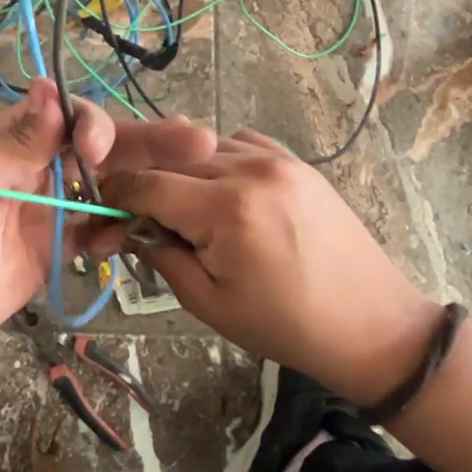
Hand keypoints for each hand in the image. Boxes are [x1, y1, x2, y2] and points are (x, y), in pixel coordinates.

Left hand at [0, 81, 215, 398]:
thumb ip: (12, 142)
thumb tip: (51, 90)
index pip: (59, 116)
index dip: (90, 124)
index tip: (98, 149)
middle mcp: (25, 168)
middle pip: (92, 149)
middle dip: (141, 144)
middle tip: (199, 139)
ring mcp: (40, 211)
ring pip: (101, 188)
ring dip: (144, 183)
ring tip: (197, 177)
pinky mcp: (48, 250)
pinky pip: (93, 231)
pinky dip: (120, 228)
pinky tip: (148, 228)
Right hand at [96, 130, 440, 404]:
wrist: (373, 327)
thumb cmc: (285, 325)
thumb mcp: (207, 302)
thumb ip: (160, 255)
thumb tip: (130, 229)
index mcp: (226, 209)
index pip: (146, 184)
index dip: (114, 195)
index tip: (98, 209)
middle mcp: (249, 170)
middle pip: (170, 163)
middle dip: (144, 187)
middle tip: (135, 218)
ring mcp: (278, 161)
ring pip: (202, 150)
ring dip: (181, 174)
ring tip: (181, 211)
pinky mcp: (297, 164)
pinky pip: (239, 145)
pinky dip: (217, 162)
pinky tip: (220, 194)